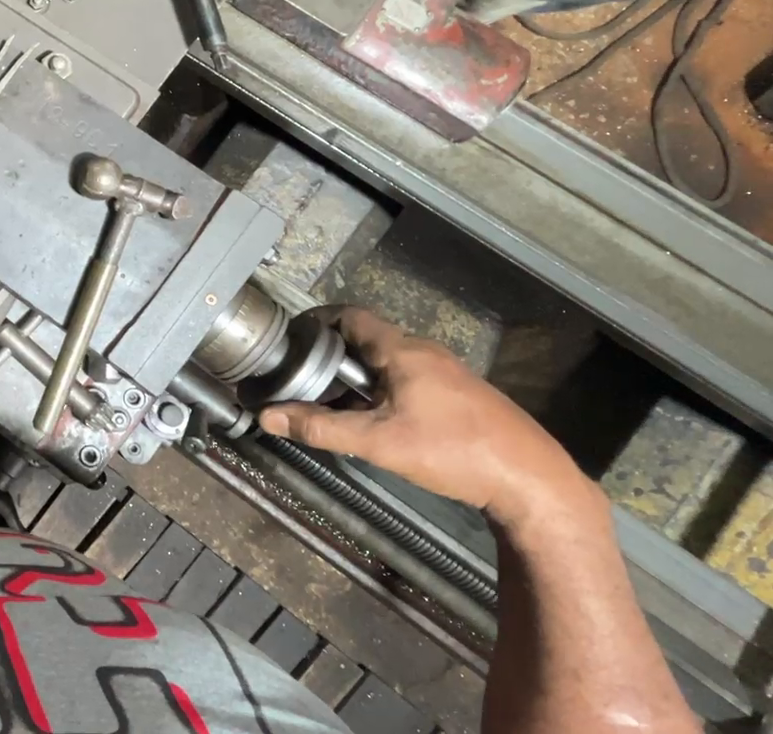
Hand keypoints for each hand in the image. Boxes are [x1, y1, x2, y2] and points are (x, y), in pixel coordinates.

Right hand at [257, 309, 598, 527]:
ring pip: (388, 363)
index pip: (351, 316)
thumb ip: (319, 428)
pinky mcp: (462, 396)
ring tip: (330, 404)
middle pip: (366, 341)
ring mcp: (449, 374)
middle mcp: (426, 353)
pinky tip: (375, 421)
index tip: (290, 339)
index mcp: (404, 352)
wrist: (536, 486)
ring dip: (357, 378)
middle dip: (331, 357)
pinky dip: (382, 390)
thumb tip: (267, 417)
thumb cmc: (454, 452)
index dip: (317, 321)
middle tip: (301, 379)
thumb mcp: (377, 442)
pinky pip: (408, 379)